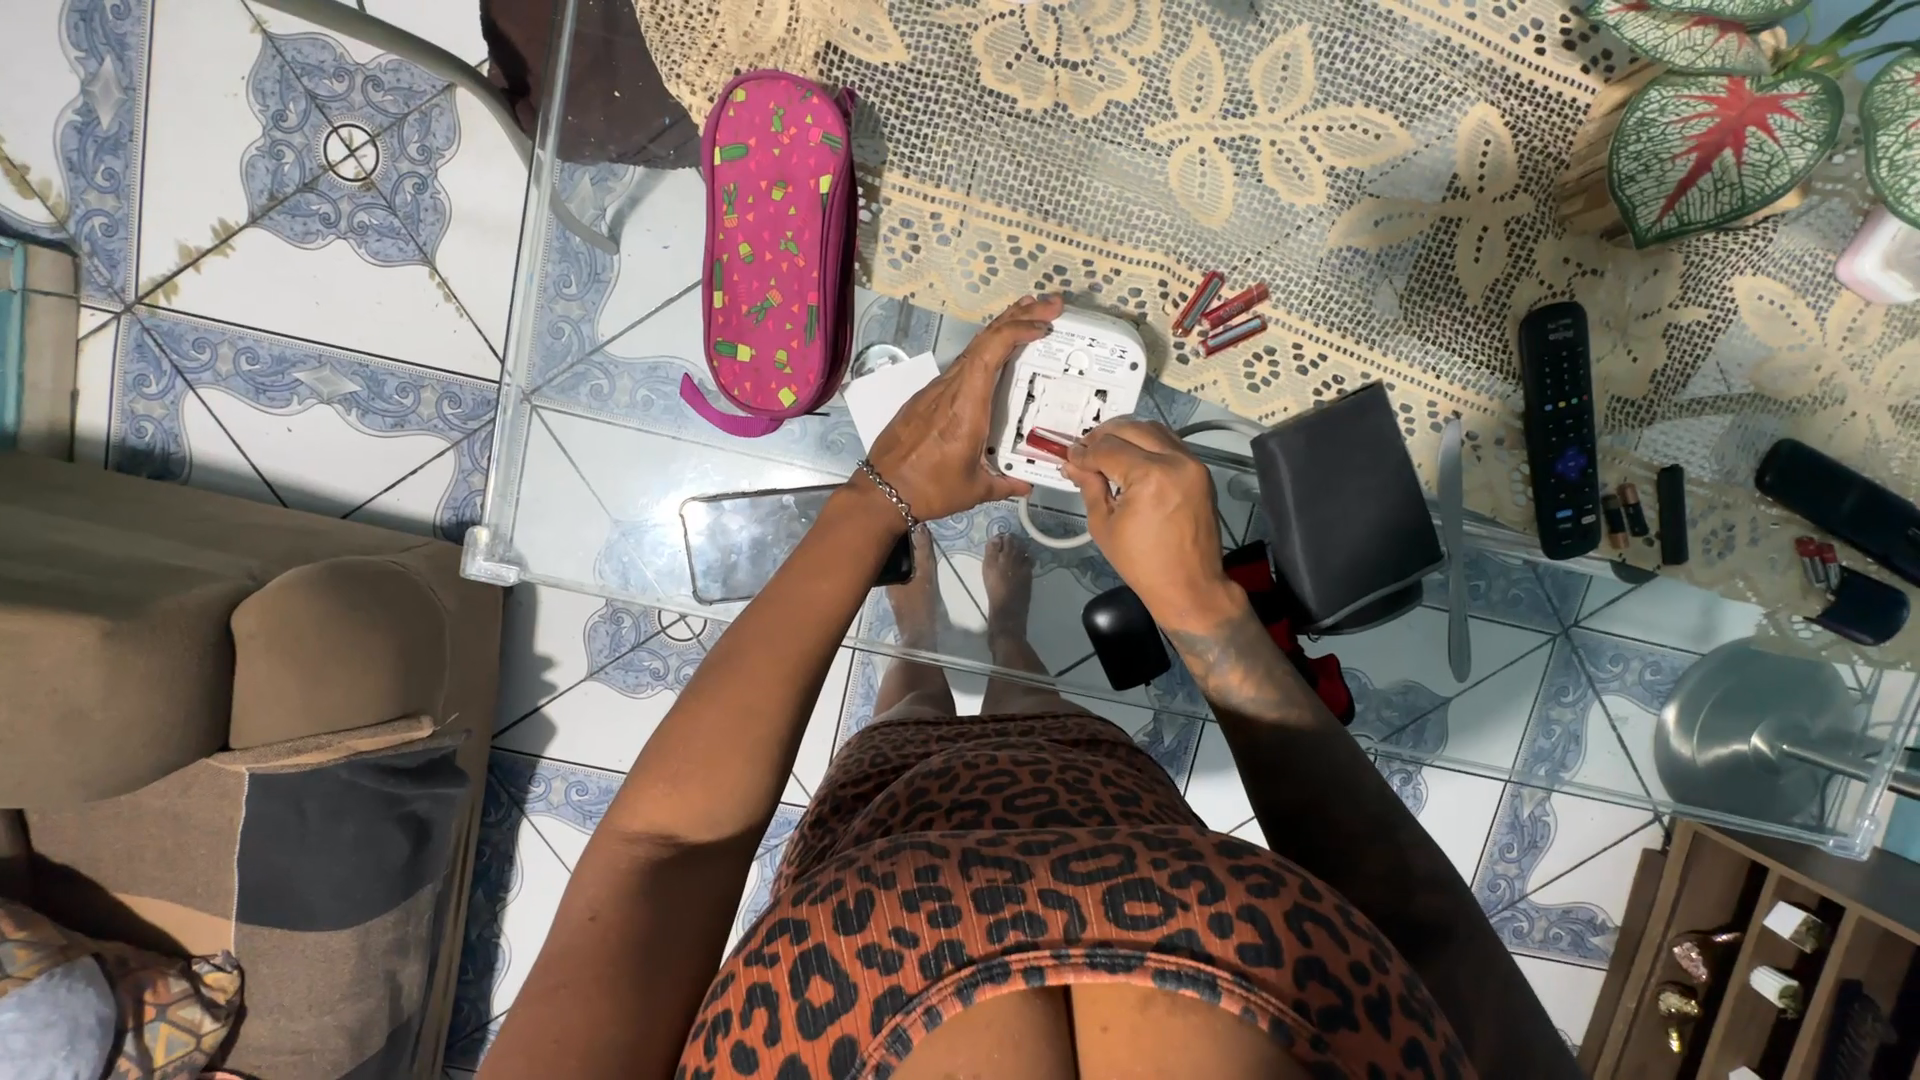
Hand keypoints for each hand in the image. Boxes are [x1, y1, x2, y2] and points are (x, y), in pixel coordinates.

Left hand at [864, 294, 1063, 521]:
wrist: (881, 492)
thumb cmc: (929, 489)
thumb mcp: (974, 489)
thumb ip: (1005, 484)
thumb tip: (1026, 484)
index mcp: (966, 407)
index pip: (990, 354)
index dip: (1016, 331)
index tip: (1043, 325)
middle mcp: (950, 390)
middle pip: (984, 341)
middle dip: (1018, 318)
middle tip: (1050, 305)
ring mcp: (935, 391)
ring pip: (972, 350)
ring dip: (1001, 331)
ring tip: (1028, 318)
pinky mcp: (925, 398)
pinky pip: (960, 366)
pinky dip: (984, 352)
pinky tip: (996, 355)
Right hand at [1060, 418, 1244, 630]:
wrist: (1190, 585)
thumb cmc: (1142, 563)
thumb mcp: (1104, 525)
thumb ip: (1089, 487)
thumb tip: (1074, 464)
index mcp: (1150, 476)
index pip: (1108, 448)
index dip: (1084, 452)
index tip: (1069, 457)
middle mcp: (1175, 461)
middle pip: (1131, 428)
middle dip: (1103, 435)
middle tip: (1084, 449)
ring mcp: (1192, 464)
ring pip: (1153, 429)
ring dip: (1126, 434)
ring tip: (1106, 450)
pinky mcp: (1200, 471)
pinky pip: (1170, 443)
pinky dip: (1147, 443)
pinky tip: (1130, 457)